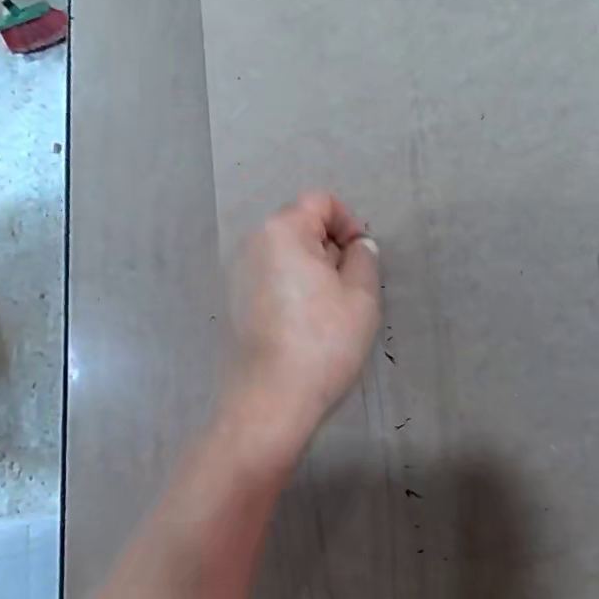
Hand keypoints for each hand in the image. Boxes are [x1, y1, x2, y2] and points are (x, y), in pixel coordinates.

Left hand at [224, 192, 381, 434]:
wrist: (271, 397)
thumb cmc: (322, 342)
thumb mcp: (361, 297)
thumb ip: (364, 259)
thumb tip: (357, 246)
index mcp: (281, 231)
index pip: (320, 201)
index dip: (348, 223)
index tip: (361, 258)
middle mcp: (252, 244)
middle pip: (300, 227)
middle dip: (330, 248)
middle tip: (350, 288)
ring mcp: (237, 275)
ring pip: (286, 257)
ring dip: (313, 272)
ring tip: (330, 311)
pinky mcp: (235, 304)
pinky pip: (271, 281)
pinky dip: (293, 290)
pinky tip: (305, 326)